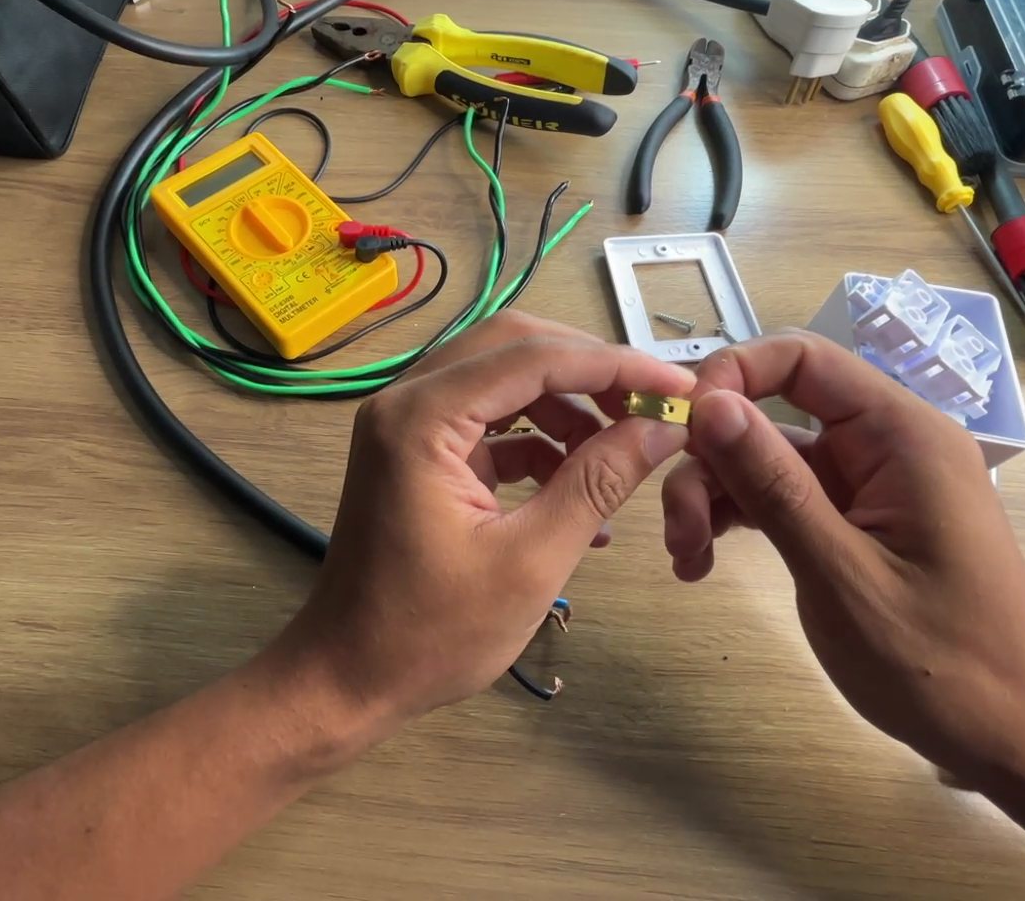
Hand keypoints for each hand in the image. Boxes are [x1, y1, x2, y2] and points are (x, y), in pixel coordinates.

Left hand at [274, 312, 695, 726]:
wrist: (347, 676)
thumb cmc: (430, 634)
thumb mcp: (529, 562)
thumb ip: (597, 483)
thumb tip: (662, 427)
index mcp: (420, 418)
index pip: (531, 356)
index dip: (612, 364)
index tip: (677, 384)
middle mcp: (406, 401)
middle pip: (512, 348)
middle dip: (587, 372)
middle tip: (650, 405)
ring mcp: (407, 425)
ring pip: (501, 381)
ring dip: (564, 407)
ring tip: (620, 455)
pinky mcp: (417, 452)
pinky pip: (487, 423)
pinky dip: (536, 442)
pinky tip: (579, 489)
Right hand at [660, 330, 1024, 780]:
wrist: (1009, 741)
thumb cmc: (940, 662)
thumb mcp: (840, 572)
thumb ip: (773, 482)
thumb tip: (708, 403)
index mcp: (900, 435)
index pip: (801, 358)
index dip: (731, 375)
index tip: (679, 428)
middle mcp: (879, 443)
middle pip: (765, 414)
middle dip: (709, 462)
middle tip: (677, 529)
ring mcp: (859, 480)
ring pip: (757, 457)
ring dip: (710, 499)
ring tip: (688, 558)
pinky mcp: (843, 514)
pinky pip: (770, 493)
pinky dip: (730, 520)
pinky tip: (701, 561)